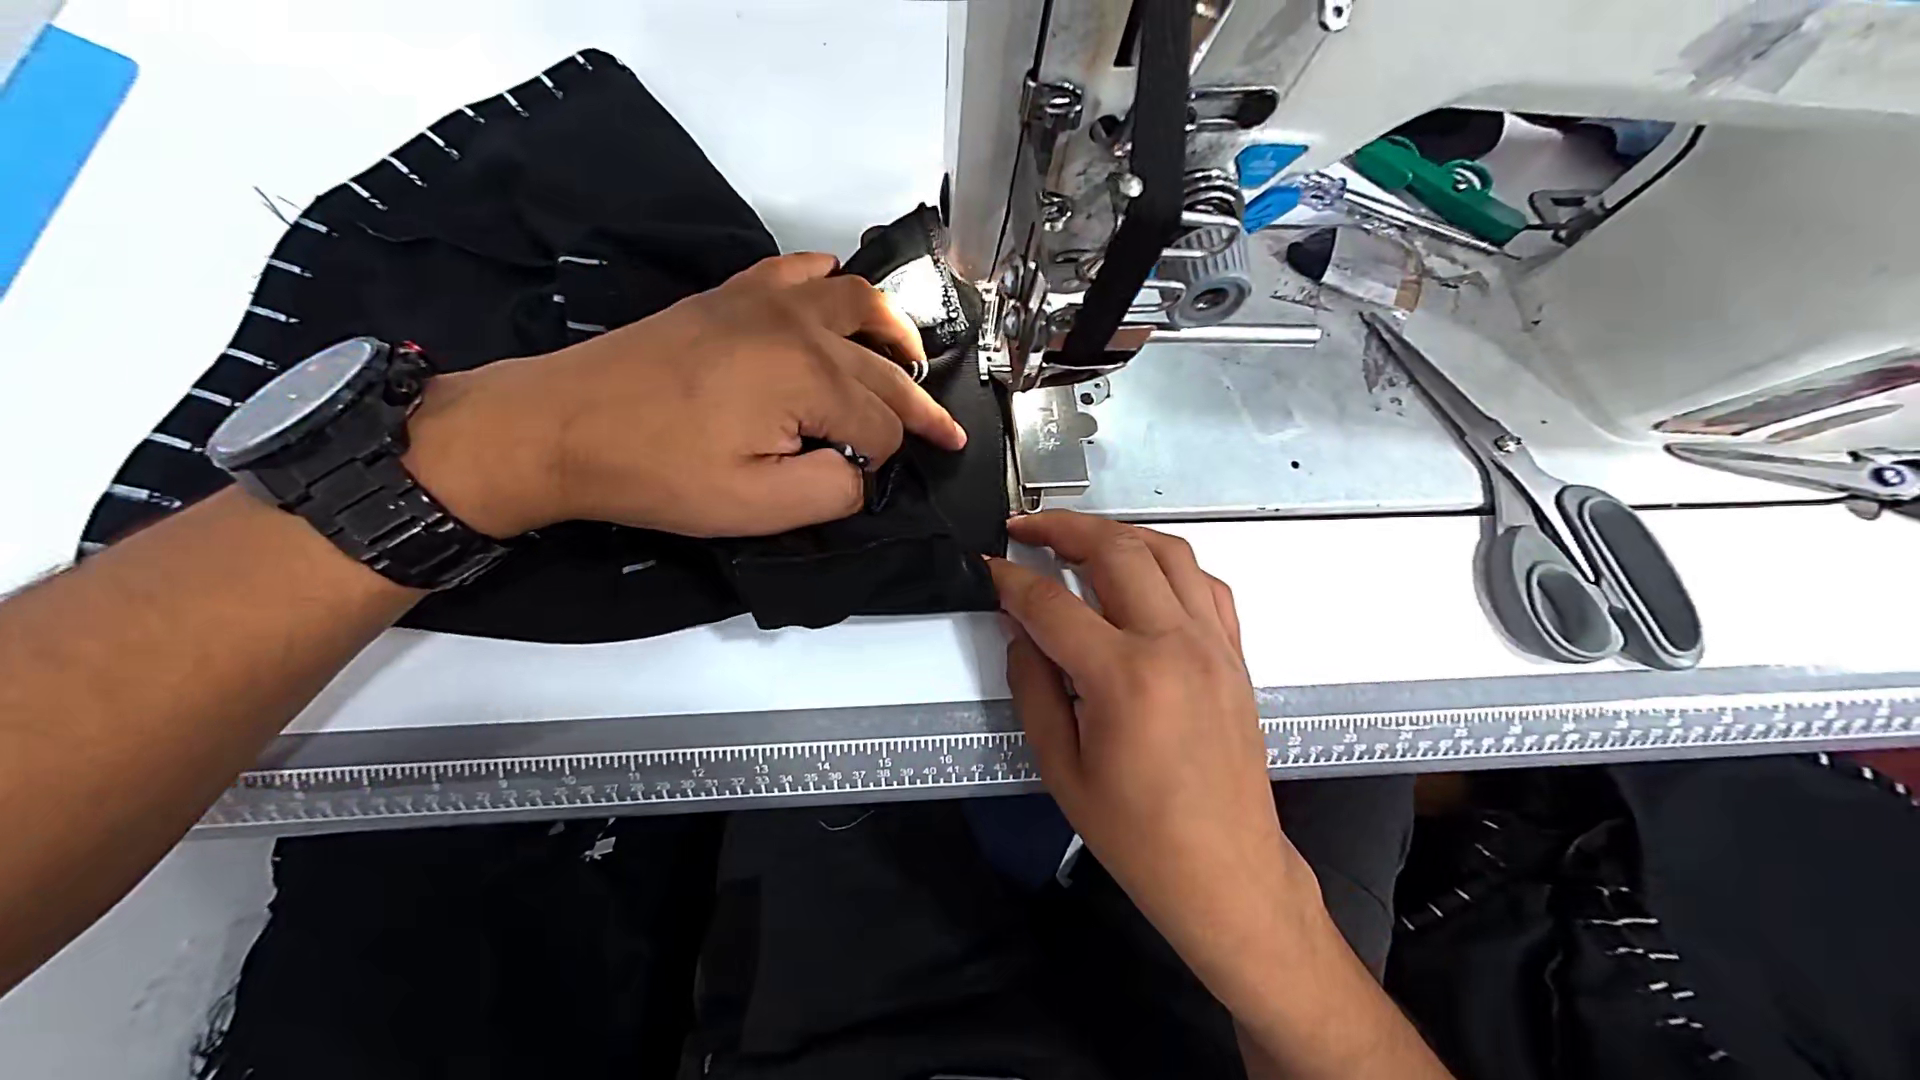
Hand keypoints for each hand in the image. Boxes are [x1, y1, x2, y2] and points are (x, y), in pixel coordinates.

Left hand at [405, 252, 966, 537]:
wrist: (562, 425)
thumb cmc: (658, 472)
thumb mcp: (759, 507)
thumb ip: (835, 489)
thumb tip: (862, 470)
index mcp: (811, 378)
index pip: (881, 424)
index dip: (885, 460)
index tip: (869, 483)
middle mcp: (801, 326)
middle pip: (883, 367)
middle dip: (919, 407)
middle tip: (946, 434)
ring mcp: (764, 301)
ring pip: (858, 301)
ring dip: (895, 332)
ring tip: (912, 360)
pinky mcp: (732, 294)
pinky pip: (798, 270)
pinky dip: (830, 283)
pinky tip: (836, 296)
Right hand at [988, 512, 1321, 984]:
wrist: (1225, 870)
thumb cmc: (1136, 833)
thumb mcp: (1060, 766)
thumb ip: (1032, 684)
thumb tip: (1019, 627)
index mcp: (1124, 679)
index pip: (1051, 604)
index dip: (1009, 579)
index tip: (987, 565)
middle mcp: (1174, 645)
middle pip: (1115, 551)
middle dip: (1062, 528)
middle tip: (1026, 527)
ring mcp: (1213, 643)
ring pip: (1167, 551)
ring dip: (1116, 532)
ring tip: (1077, 536)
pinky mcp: (1234, 653)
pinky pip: (1204, 583)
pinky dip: (1167, 562)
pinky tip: (1141, 571)